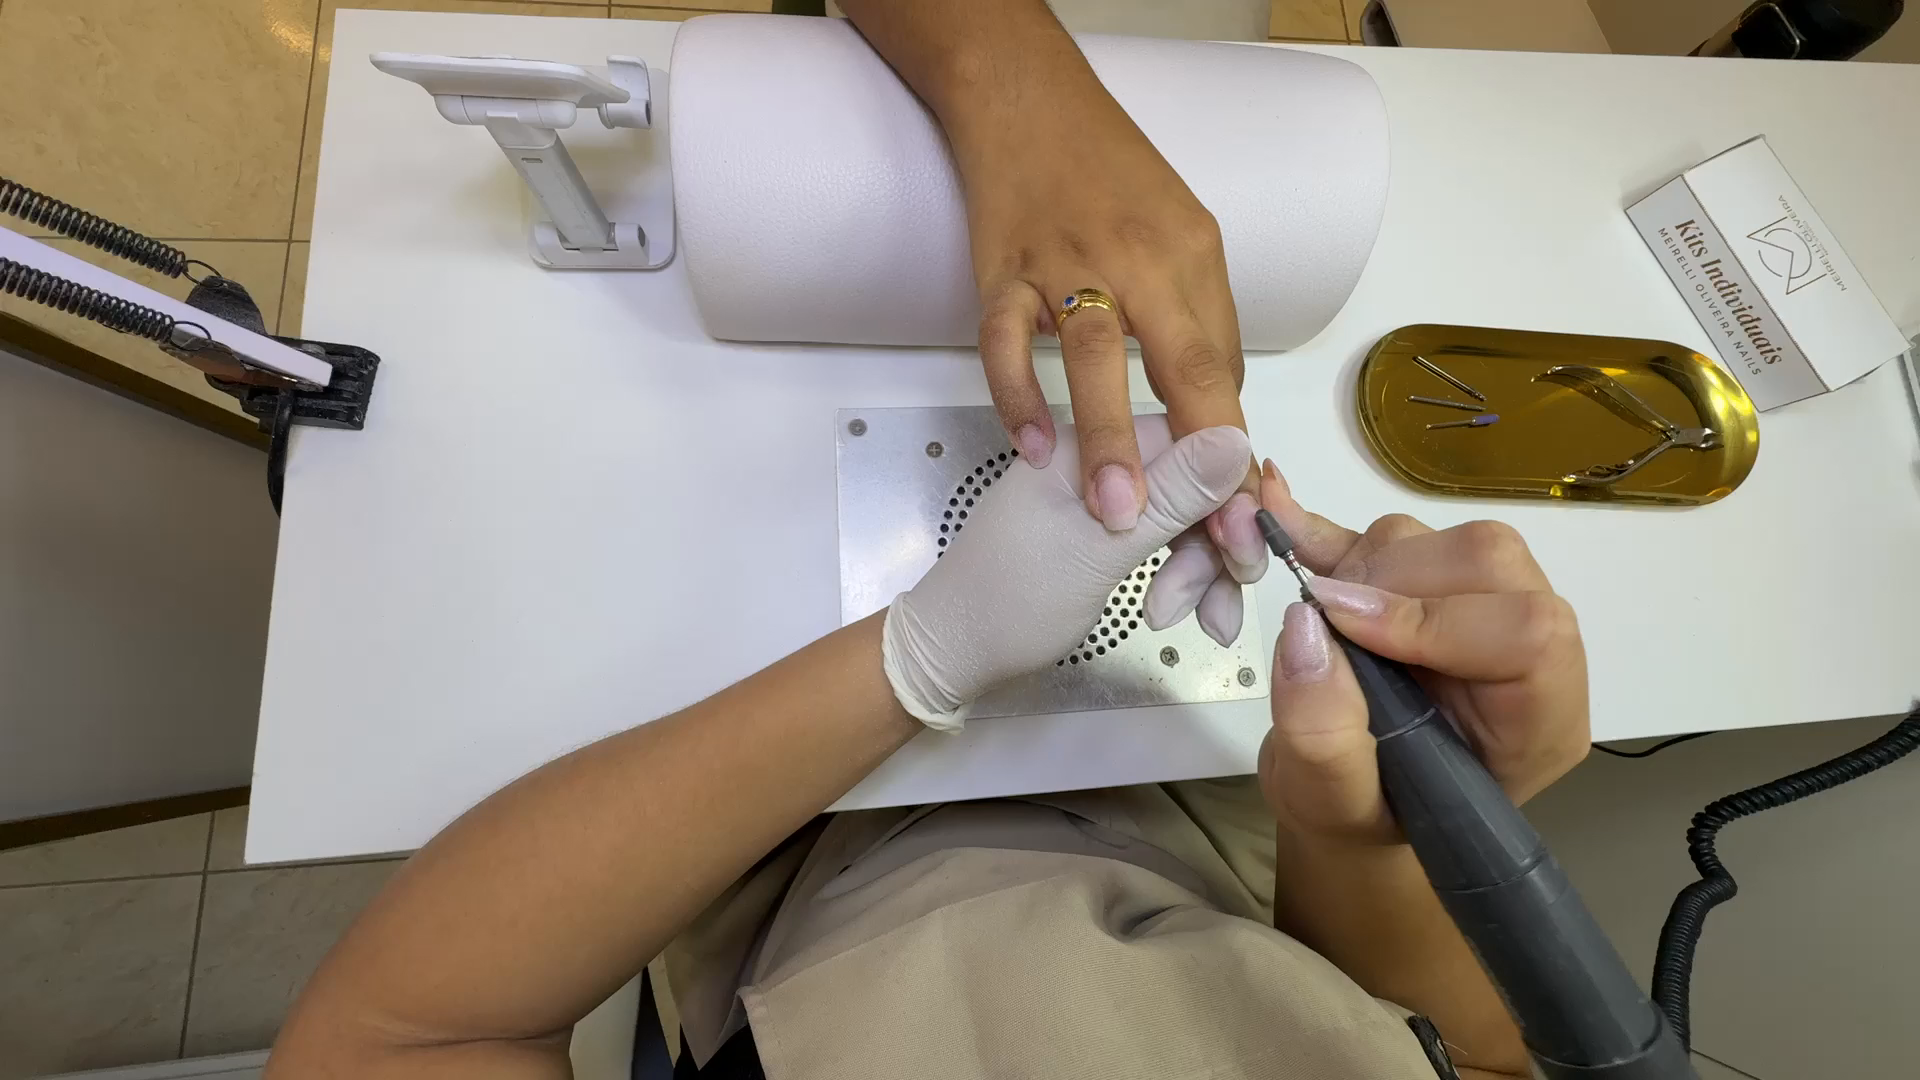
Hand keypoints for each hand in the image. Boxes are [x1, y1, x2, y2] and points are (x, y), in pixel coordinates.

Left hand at [883, 416, 1249, 728]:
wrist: (954, 648)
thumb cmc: (1014, 600)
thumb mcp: (1097, 550)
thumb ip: (1171, 496)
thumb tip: (1240, 433)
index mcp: (1088, 444)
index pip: (1189, 442)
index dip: (1230, 493)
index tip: (1244, 549)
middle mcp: (1098, 460)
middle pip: (1193, 485)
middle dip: (1217, 543)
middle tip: (1225, 598)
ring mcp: (1100, 498)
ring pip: (1183, 519)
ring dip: (1202, 571)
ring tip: (1200, 623)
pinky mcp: (1101, 533)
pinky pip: (1159, 543)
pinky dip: (1180, 579)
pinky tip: (1180, 616)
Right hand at [937, 25, 1264, 646]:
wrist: (1025, 98)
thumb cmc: (1108, 176)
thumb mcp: (1179, 240)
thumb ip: (1198, 327)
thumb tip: (1214, 414)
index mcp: (1191, 259)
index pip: (1224, 369)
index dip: (1234, 451)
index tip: (1244, 525)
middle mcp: (1139, 259)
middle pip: (1180, 363)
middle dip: (1194, 461)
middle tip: (1204, 544)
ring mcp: (1064, 263)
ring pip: (1094, 354)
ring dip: (1107, 438)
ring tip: (1115, 513)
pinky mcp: (1001, 268)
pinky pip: (1006, 338)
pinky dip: (1015, 394)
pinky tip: (1028, 450)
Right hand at [1254, 461, 1590, 842]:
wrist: (1347, 799)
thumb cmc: (1355, 815)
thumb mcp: (1331, 801)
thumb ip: (1323, 734)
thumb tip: (1306, 625)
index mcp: (1534, 717)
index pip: (1527, 632)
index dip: (1429, 616)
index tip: (1336, 623)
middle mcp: (1517, 647)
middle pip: (1489, 560)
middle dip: (1390, 577)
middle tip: (1322, 615)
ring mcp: (1464, 605)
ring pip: (1435, 537)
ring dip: (1359, 562)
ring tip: (1314, 610)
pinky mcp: (1408, 583)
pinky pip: (1376, 535)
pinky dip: (1321, 528)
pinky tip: (1280, 520)